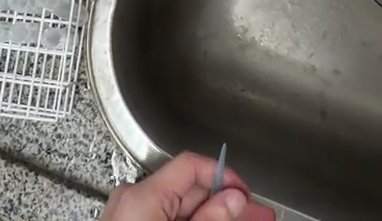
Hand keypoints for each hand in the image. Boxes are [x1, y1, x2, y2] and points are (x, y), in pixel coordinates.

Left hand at [101, 152, 275, 220]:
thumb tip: (234, 199)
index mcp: (144, 196)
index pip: (191, 166)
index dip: (223, 177)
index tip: (246, 197)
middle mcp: (132, 199)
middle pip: (186, 188)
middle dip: (221, 204)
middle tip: (253, 217)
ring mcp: (127, 216)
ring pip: (177, 209)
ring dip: (208, 218)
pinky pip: (162, 220)